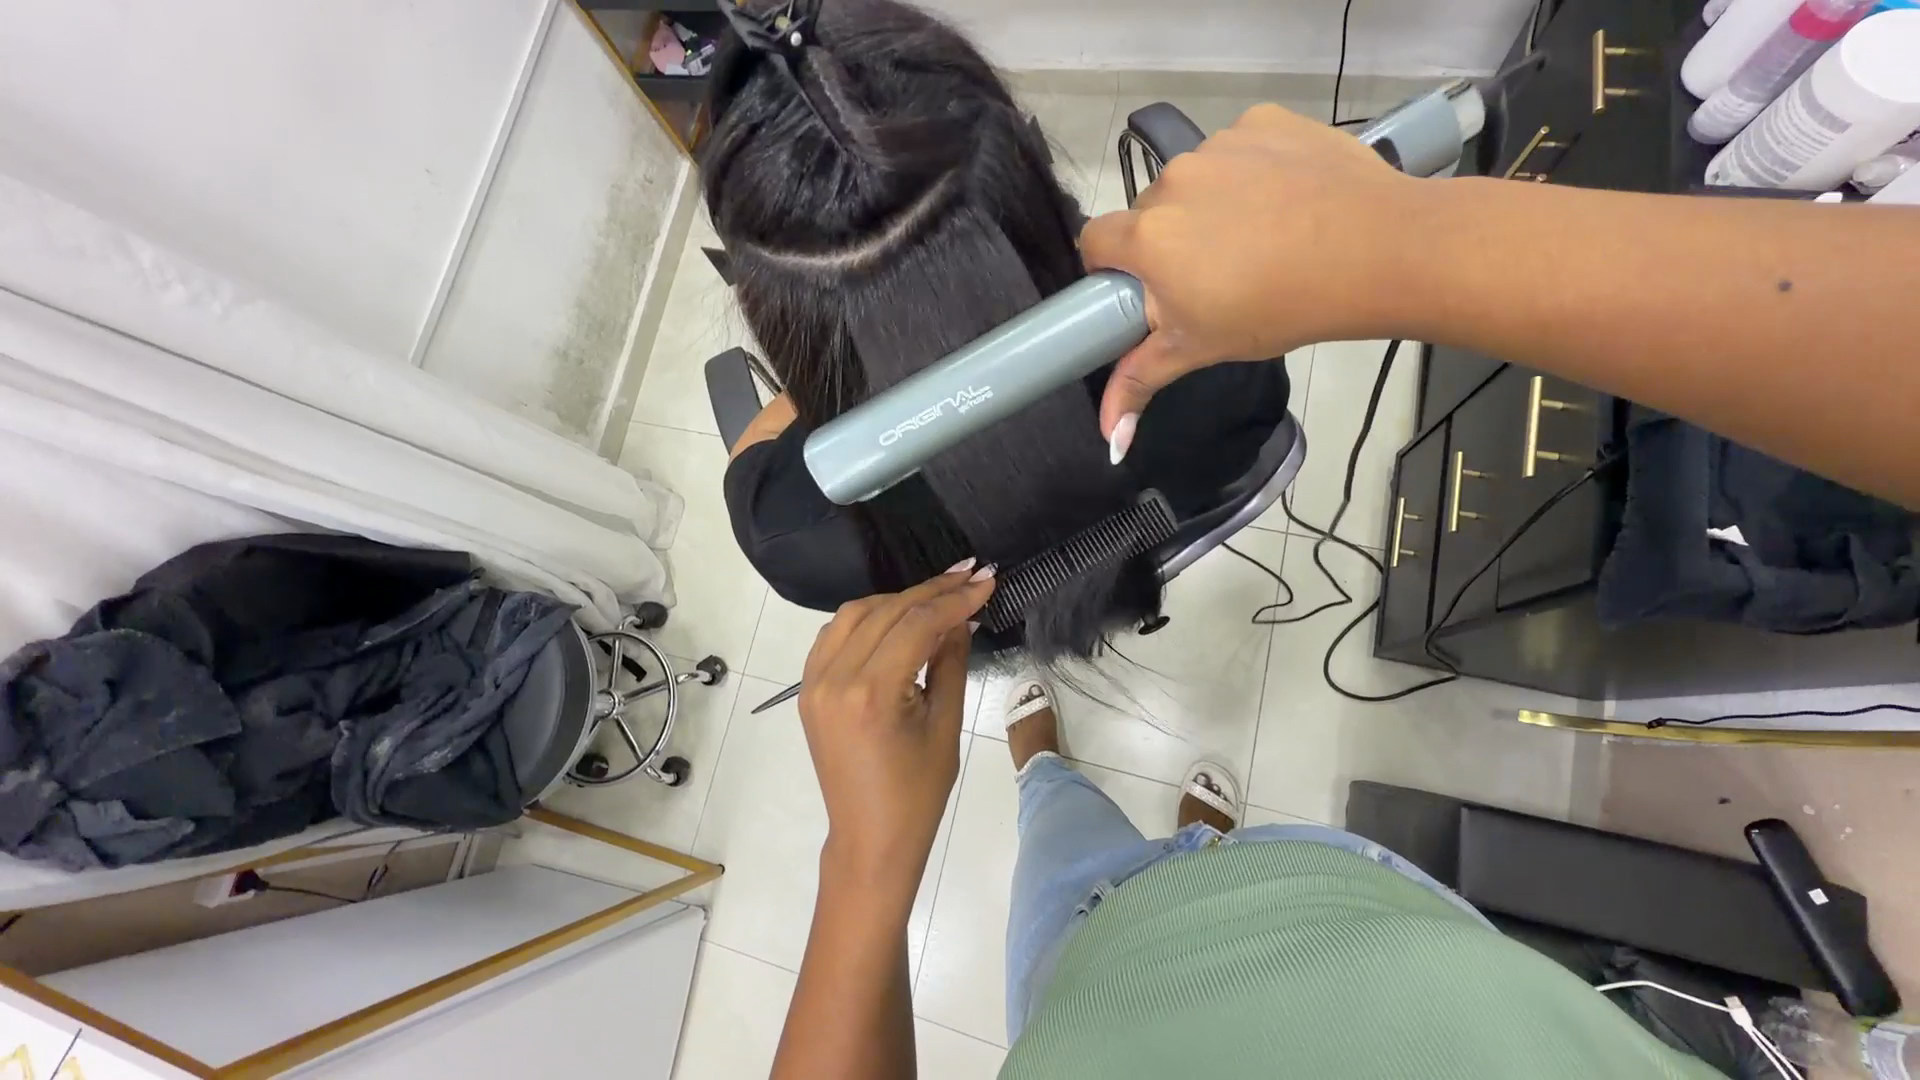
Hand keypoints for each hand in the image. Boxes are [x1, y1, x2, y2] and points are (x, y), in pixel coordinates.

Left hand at [798, 562, 994, 896]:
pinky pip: (834, 634)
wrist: (870, 837)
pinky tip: (896, 618)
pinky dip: (866, 618)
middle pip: (886, 612)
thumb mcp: (945, 725)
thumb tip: (960, 616)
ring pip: (855, 614)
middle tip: (970, 575)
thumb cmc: (918, 793)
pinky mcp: (808, 689)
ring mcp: (814, 682)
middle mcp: (834, 678)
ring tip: (938, 596)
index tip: (985, 579)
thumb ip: (949, 661)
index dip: (955, 598)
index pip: (917, 624)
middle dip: (932, 591)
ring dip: (897, 600)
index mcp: (872, 693)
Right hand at [1079, 104, 1426, 455]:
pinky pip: (1236, 150)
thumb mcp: (1200, 349)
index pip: (1094, 241)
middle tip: (1210, 277)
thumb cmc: (1279, 308)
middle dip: (1165, 242)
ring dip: (1206, 207)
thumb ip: (1141, 384)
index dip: (1109, 267)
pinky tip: (1283, 202)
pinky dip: (1249, 174)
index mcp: (1147, 236)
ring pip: (1192, 181)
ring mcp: (1220, 144)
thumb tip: (1108, 441)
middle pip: (1146, 213)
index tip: (1141, 289)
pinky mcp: (1264, 121)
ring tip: (1256, 239)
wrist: (1379, 251)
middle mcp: (1172, 179)